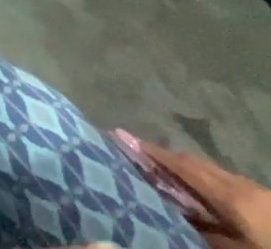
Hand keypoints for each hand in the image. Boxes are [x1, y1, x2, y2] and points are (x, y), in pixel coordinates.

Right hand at [141, 141, 270, 247]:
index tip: (120, 138)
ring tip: (161, 171)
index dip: (151, 152)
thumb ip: (203, 230)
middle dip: (166, 157)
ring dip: (187, 169)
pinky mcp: (269, 202)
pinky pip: (229, 183)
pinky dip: (207, 181)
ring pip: (215, 172)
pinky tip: (199, 192)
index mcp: (231, 195)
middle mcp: (243, 186)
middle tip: (135, 154)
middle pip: (198, 163)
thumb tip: (172, 212)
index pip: (183, 166)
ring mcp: (260, 193)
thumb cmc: (267, 247)